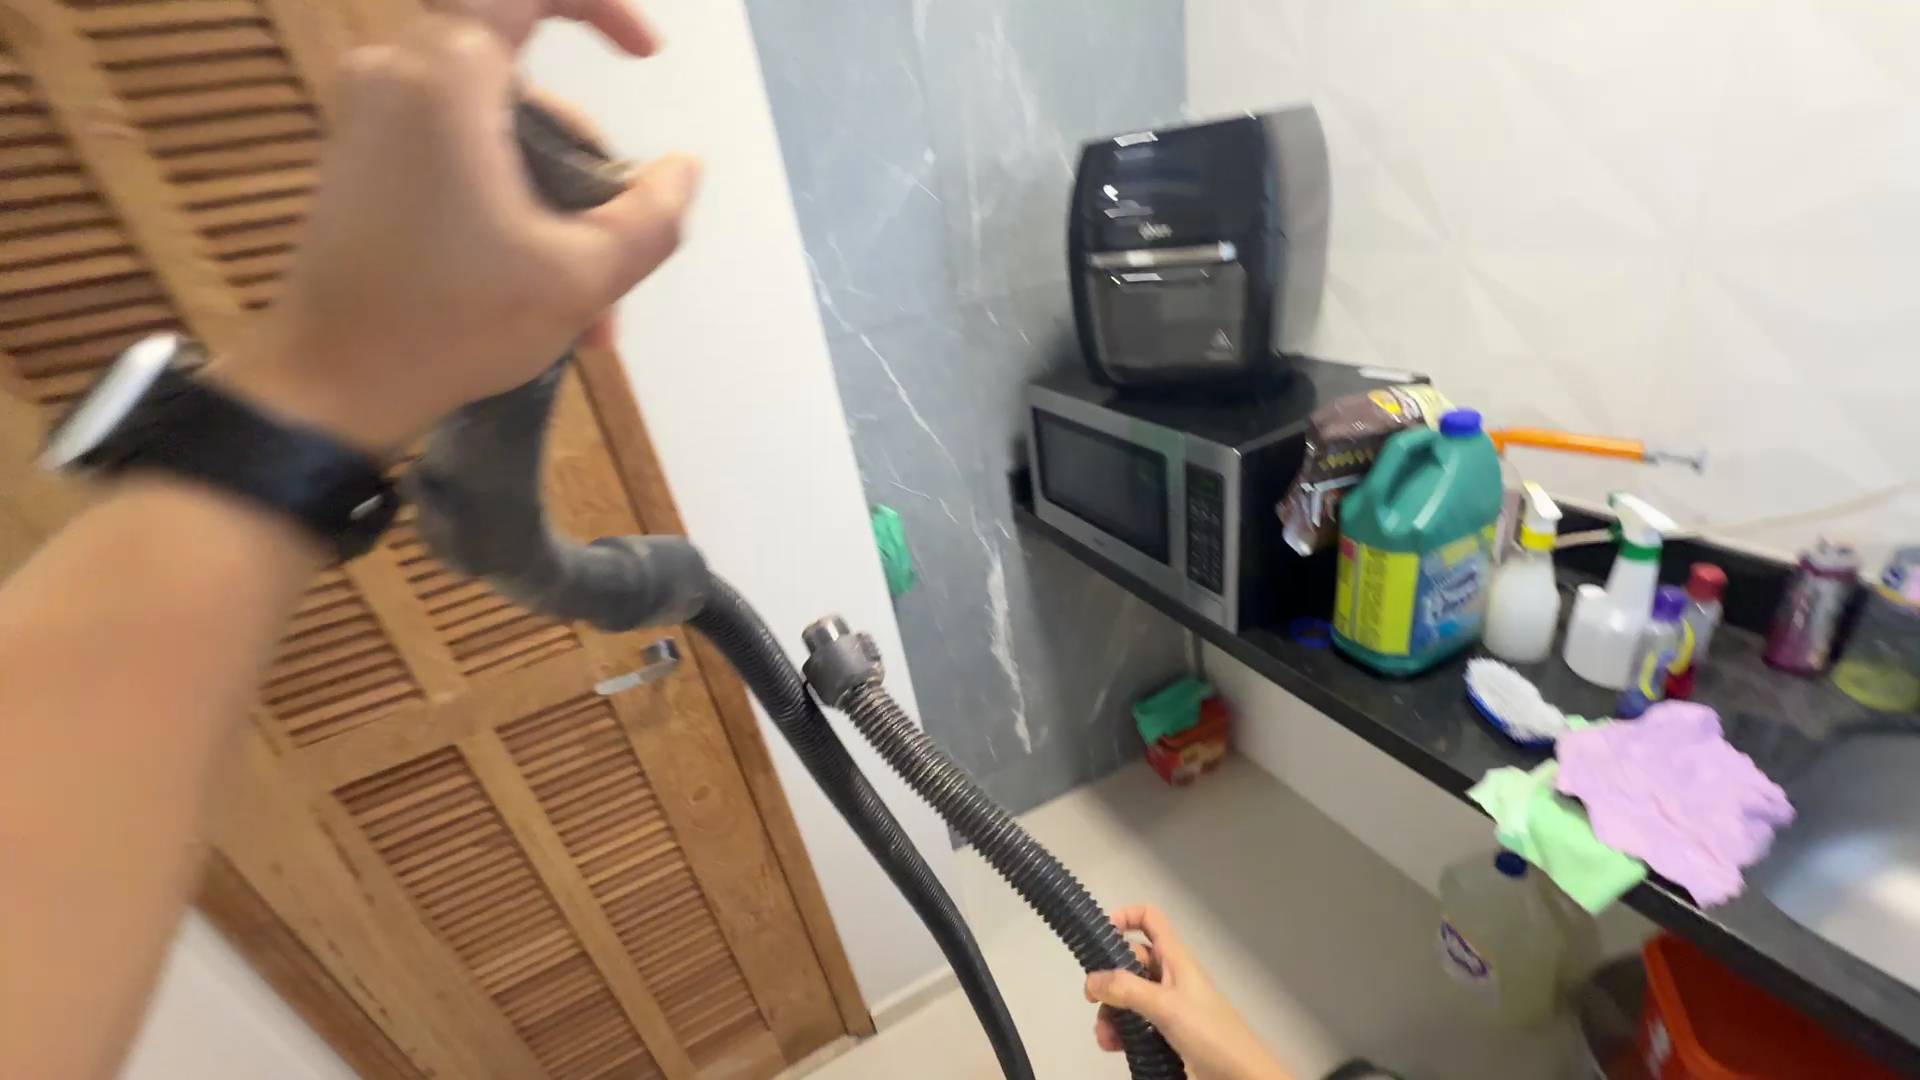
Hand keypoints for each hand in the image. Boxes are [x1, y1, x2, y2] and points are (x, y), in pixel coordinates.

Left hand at [211, 0, 701, 456]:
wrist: (336, 380)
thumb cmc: (460, 323)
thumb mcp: (585, 278)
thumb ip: (653, 217)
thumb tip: (685, 170)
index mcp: (448, 82)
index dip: (598, 7)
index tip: (647, 58)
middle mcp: (399, 77)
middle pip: (530, 92)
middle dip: (590, 177)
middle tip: (619, 261)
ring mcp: (373, 118)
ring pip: (504, 139)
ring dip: (561, 215)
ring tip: (590, 310)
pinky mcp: (366, 159)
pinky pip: (466, 161)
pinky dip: (517, 212)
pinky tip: (543, 290)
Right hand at [1085, 906, 1293, 1079]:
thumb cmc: (1211, 1034)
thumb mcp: (1166, 1006)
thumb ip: (1126, 990)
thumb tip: (1091, 979)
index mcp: (1175, 958)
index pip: (1149, 919)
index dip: (1126, 917)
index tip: (1101, 934)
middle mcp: (1170, 977)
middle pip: (1131, 962)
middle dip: (1109, 979)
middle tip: (1092, 1000)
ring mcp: (1170, 1007)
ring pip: (1130, 997)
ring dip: (1112, 1012)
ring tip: (1105, 1037)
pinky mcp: (1169, 1036)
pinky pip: (1137, 1024)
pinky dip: (1122, 1032)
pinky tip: (1114, 1048)